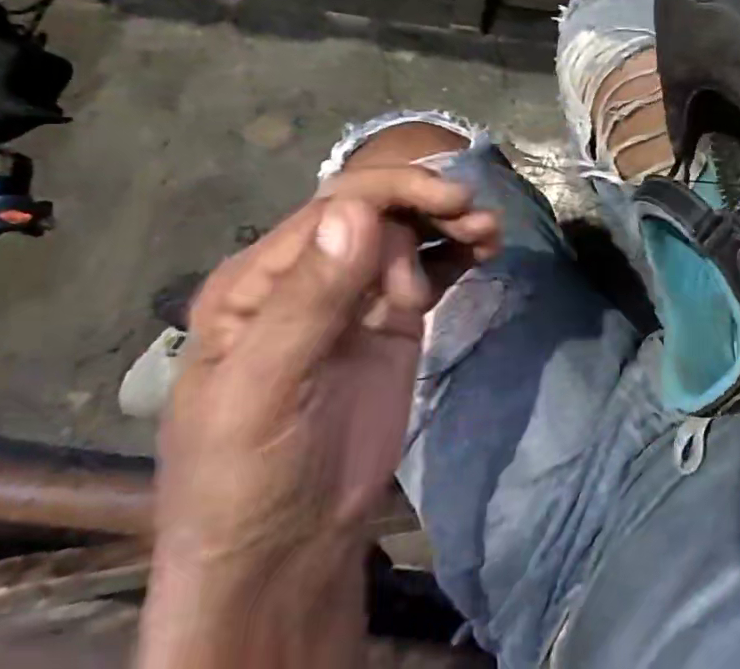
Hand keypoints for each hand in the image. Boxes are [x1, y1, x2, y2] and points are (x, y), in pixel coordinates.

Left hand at [138, 166, 498, 668]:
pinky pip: (429, 271)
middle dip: (430, 206)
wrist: (288, 545)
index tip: (455, 203)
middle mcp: (308, 276)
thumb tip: (358, 211)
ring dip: (450, 225)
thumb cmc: (249, 471)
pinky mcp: (393, 323)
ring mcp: (355, 299)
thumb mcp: (264, 388)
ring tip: (489, 236)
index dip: (397, 194)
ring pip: (408, 236)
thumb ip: (309, 299)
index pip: (335, 206)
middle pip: (378, 213)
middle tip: (480, 222)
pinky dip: (457, 254)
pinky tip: (482, 252)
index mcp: (259, 279)